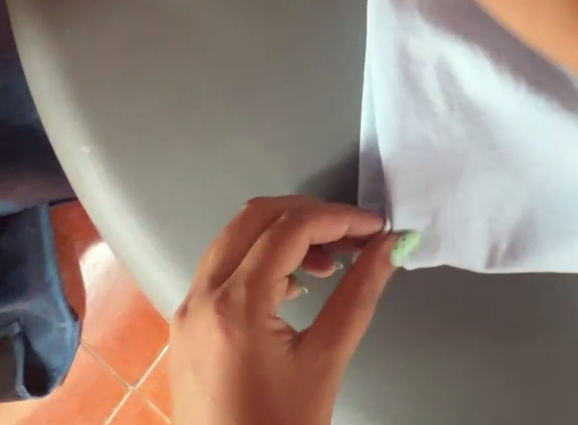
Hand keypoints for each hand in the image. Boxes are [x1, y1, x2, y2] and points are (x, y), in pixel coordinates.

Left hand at [169, 197, 406, 424]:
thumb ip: (360, 294)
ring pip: (237, 236)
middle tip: (352, 234)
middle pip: (256, 217)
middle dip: (310, 215)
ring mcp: (188, 309)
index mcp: (234, 305)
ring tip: (332, 260)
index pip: (290, 229)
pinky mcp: (187, 324)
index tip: (375, 227)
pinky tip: (297, 284)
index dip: (338, 218)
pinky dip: (263, 257)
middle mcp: (201, 296)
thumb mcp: (326, 363)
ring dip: (286, 233)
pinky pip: (225, 266)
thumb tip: (390, 246)